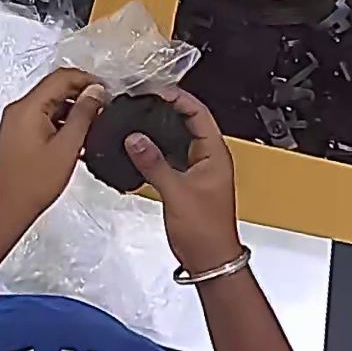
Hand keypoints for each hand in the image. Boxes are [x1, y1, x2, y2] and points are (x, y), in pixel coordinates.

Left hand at [0, 68, 105, 225]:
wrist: (9, 207)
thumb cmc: (33, 182)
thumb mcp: (68, 146)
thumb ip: (83, 114)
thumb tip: (94, 92)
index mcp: (28, 108)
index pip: (60, 77)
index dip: (86, 80)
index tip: (104, 90)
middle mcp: (19, 110)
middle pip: (54, 87)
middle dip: (81, 93)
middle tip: (102, 105)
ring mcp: (17, 121)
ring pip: (50, 102)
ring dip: (72, 108)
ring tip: (93, 123)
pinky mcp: (19, 133)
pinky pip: (43, 116)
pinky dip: (61, 120)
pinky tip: (76, 136)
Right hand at [126, 87, 243, 274]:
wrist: (209, 260)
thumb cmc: (206, 231)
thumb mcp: (177, 193)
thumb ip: (154, 164)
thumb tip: (136, 139)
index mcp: (215, 154)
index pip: (199, 113)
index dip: (179, 98)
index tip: (157, 91)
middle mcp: (210, 158)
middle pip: (190, 121)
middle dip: (167, 108)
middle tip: (144, 99)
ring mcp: (199, 169)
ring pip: (179, 138)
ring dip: (161, 128)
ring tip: (140, 117)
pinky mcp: (188, 181)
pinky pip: (172, 155)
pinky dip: (157, 148)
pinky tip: (142, 148)